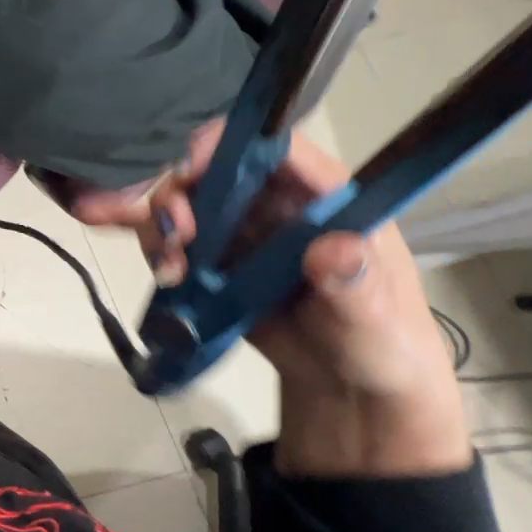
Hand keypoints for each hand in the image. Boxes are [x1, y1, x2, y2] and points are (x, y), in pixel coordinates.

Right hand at [140, 120, 472, 477]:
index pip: (273, 147)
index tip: (189, 168)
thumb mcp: (375, 318)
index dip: (226, 144)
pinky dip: (150, 244)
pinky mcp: (210, 257)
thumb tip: (333, 250)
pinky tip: (157, 268)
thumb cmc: (381, 344)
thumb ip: (356, 285)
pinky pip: (168, 236)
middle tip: (175, 234)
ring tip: (170, 268)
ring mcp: (238, 229)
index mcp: (322, 197)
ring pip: (181, 200)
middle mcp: (273, 202)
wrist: (347, 387)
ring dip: (159, 224)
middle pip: (211, 169)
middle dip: (178, 192)